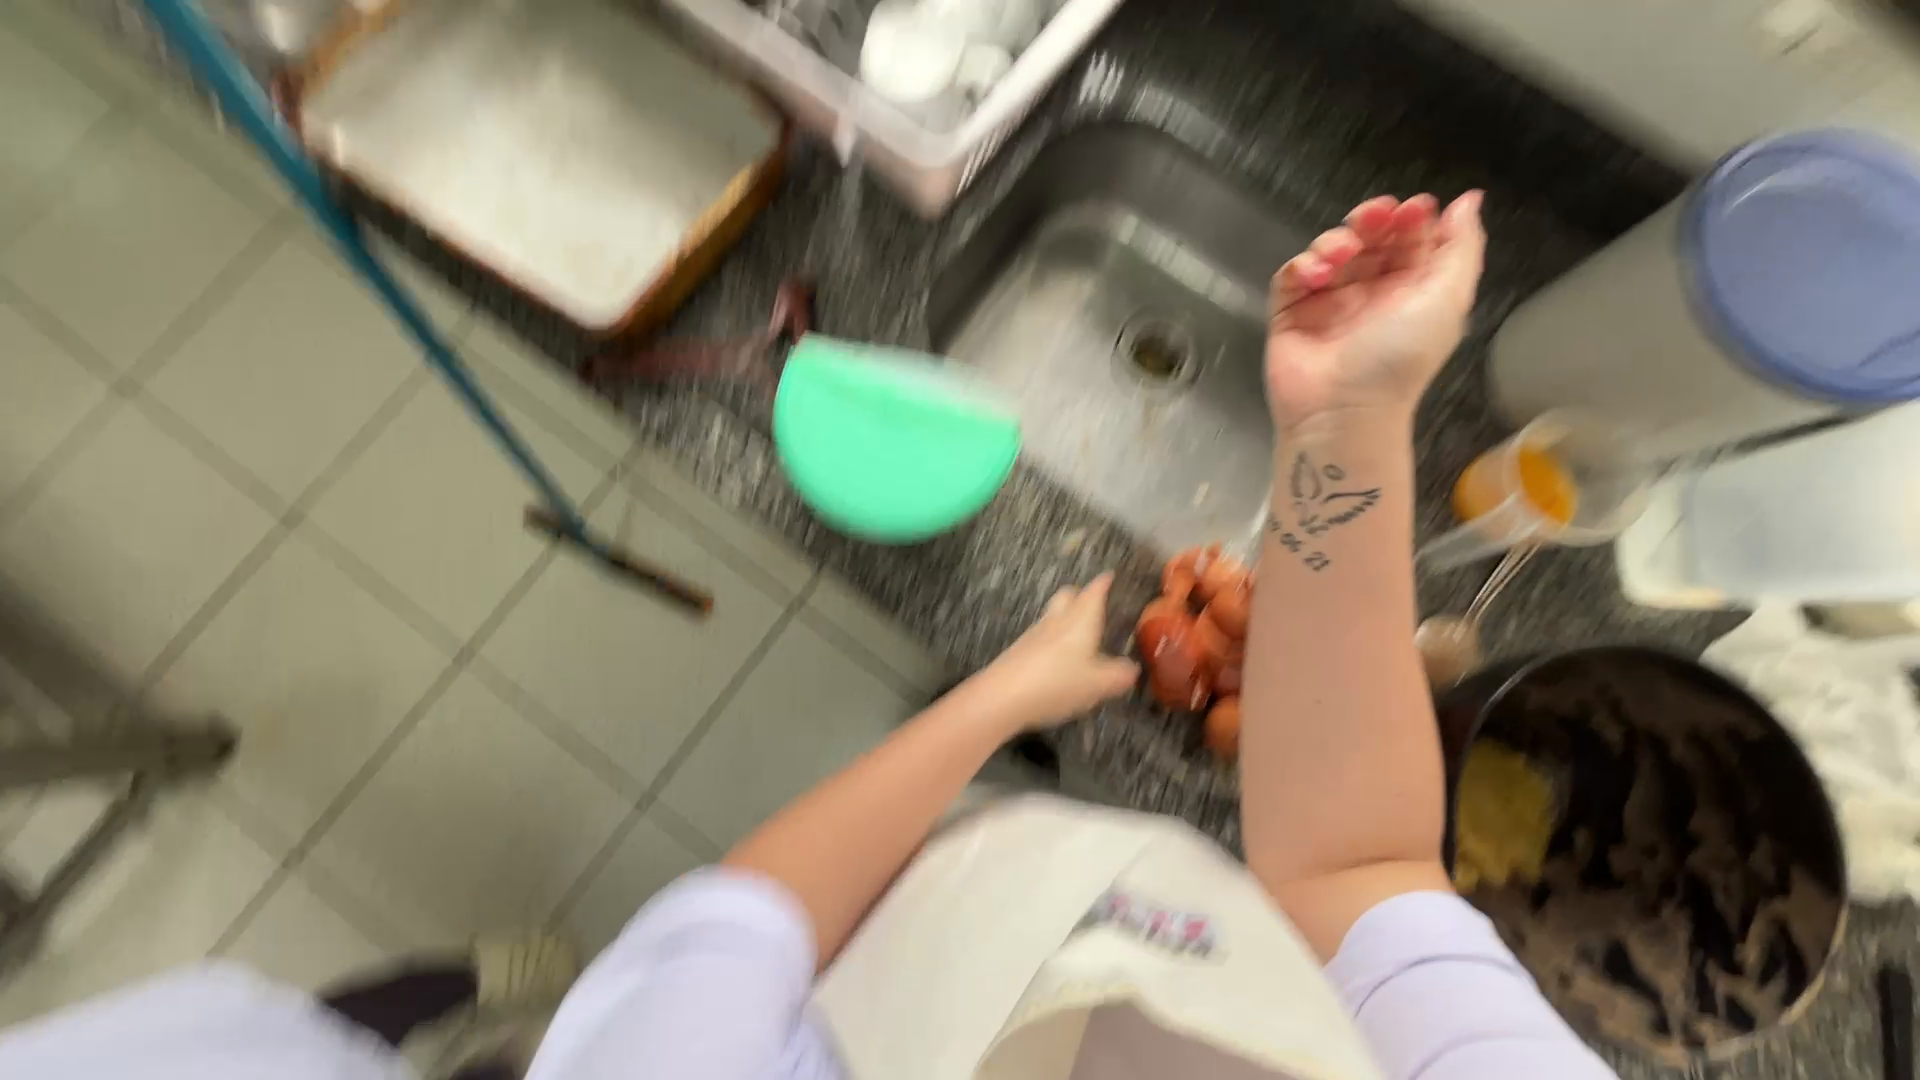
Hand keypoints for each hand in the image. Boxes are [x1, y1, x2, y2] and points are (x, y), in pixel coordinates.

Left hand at [966, 573, 1140, 731]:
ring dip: (1065, 616)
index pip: (1093, 593)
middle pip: (1067, 596)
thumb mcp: (1099, 684)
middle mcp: (1056, 621)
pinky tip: (1057, 657)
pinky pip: (1041, 635)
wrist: (1002, 696)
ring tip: (1078, 631)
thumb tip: (1132, 668)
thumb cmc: (1057, 683)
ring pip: (1052, 614)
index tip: (1109, 576)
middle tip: (1092, 602)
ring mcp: (1034, 634)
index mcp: (1079, 621)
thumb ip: (1119, 675)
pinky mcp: (1019, 651)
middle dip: (1080, 595)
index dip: (1102, 583)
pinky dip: (1052, 638)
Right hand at [1266, 192, 1485, 429]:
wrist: (1342, 409)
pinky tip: (1316, 276)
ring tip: (1341, 256)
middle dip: (1372, 219)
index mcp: (1409, 291)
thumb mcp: (1448, 300)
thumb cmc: (1399, 358)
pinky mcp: (1289, 314)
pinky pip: (1291, 275)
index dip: (1411, 218)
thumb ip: (1462, 247)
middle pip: (1368, 238)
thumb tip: (1468, 201)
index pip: (1410, 240)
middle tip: (1374, 216)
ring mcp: (1326, 303)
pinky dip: (1302, 265)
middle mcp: (1368, 293)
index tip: (1413, 208)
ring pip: (1328, 250)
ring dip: (1335, 241)